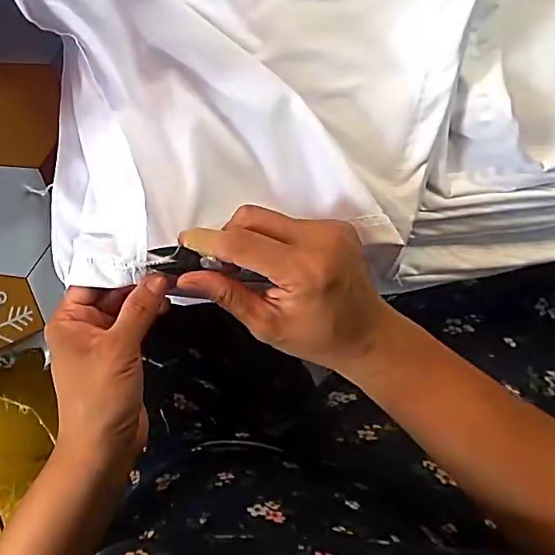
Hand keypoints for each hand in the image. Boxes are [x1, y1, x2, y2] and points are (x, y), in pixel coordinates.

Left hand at [45, 275, 169, 464]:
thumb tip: (156, 278)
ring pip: (122, 310)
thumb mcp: (119, 348)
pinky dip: (146, 318)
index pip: (90, 281)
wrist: (103, 447)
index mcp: (67, 320)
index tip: (143, 251)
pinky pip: (131, 328)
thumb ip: (138, 309)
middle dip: (134, 282)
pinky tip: (164, 307)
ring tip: (170, 285)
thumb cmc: (99, 398)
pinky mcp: (117, 357)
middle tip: (165, 267)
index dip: (115, 266)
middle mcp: (80, 328)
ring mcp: (99, 343)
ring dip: (143, 300)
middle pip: (108, 294)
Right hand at [173, 205, 401, 372]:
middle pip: (249, 218)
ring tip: (250, 268)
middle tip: (220, 266)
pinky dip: (267, 237)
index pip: (241, 243)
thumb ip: (226, 295)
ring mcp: (329, 230)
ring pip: (264, 216)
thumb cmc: (321, 337)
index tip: (186, 243)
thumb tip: (189, 277)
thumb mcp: (265, 325)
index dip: (207, 242)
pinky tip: (272, 262)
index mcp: (304, 270)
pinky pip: (283, 220)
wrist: (369, 335)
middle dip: (226, 238)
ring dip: (246, 237)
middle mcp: (320, 241)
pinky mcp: (332, 225)